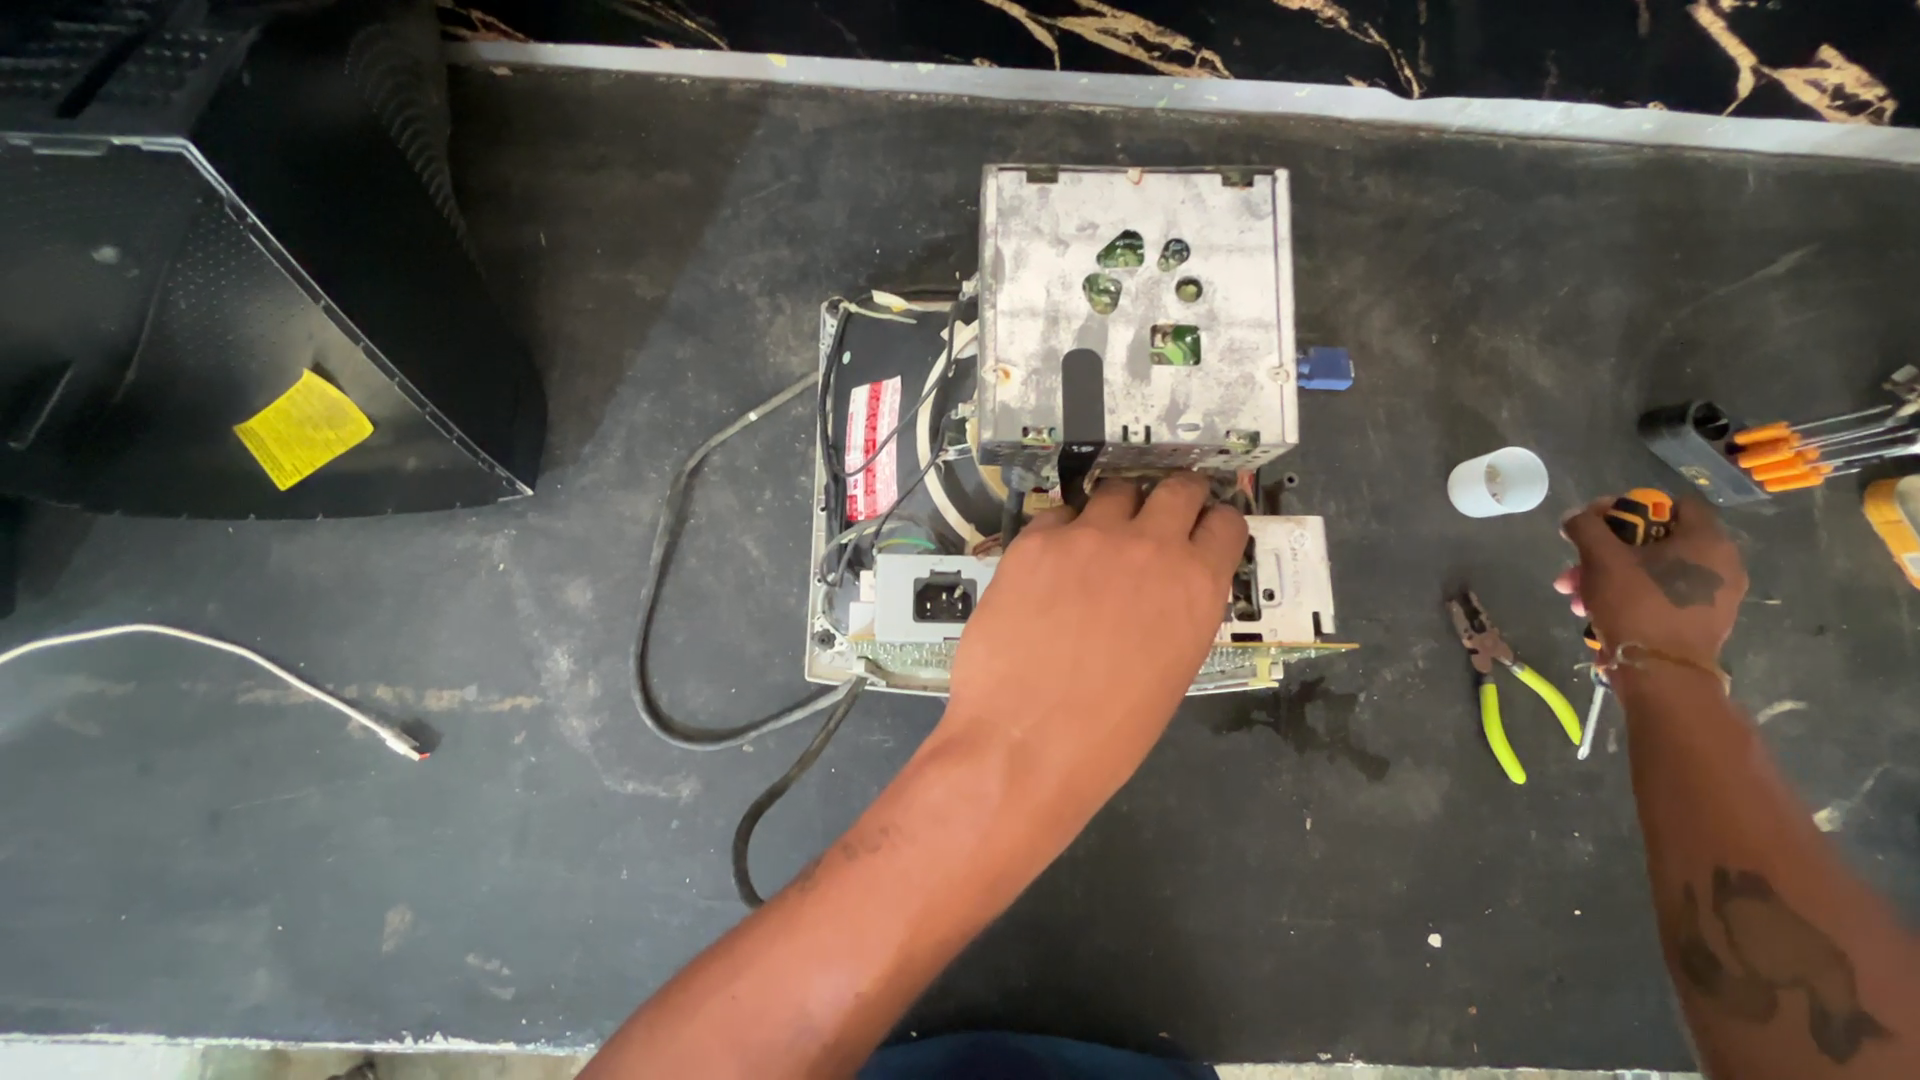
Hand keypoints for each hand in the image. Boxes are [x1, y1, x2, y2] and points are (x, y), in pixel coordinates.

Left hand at [942, 472, 1246, 805]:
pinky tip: (1050, 563)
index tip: (1204, 528)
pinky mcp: (1034, 542)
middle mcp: (1149, 548)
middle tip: (1160, 514)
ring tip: (1100, 536)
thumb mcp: (1170, 675)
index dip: (1215, 525)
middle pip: (1176, 490)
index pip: (1226, 525)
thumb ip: (1176, 618)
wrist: (1023, 742)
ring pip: (1114, 492)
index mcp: (1196, 587)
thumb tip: (1162, 598)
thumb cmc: (1106, 734)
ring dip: (1116, 509)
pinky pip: (1057, 516)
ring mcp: (1088, 537)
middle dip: (1175, 497)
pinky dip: (1061, 532)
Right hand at [1554, 495, 1746, 666]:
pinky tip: (1599, 611)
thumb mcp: (1602, 559)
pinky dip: (1631, 596)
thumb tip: (1578, 515)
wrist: (1662, 670)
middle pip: (1654, 542)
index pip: (1672, 504)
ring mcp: (1716, 594)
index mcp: (1706, 540)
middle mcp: (1721, 563)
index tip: (1598, 524)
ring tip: (1577, 598)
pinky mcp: (1704, 619)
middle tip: (1575, 569)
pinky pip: (1663, 594)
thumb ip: (1586, 527)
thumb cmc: (1636, 605)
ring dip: (1610, 577)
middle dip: (1606, 553)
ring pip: (1653, 571)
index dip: (1630, 508)